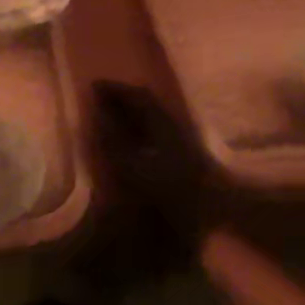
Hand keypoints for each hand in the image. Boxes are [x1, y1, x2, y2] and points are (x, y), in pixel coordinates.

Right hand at [90, 82, 222, 263]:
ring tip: (111, 114)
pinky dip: (140, 124)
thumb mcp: (130, 167)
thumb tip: (94, 117)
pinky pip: (158, 128)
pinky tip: (131, 136)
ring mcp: (182, 139)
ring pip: (154, 115)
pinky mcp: (186, 154)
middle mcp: (174, 124)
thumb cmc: (168, 191)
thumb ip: (110, 141)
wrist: (211, 218)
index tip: (93, 86)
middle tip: (100, 98)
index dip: (114, 89)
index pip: (136, 95)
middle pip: (147, 102)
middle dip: (123, 97)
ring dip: (132, 110)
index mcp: (162, 122)